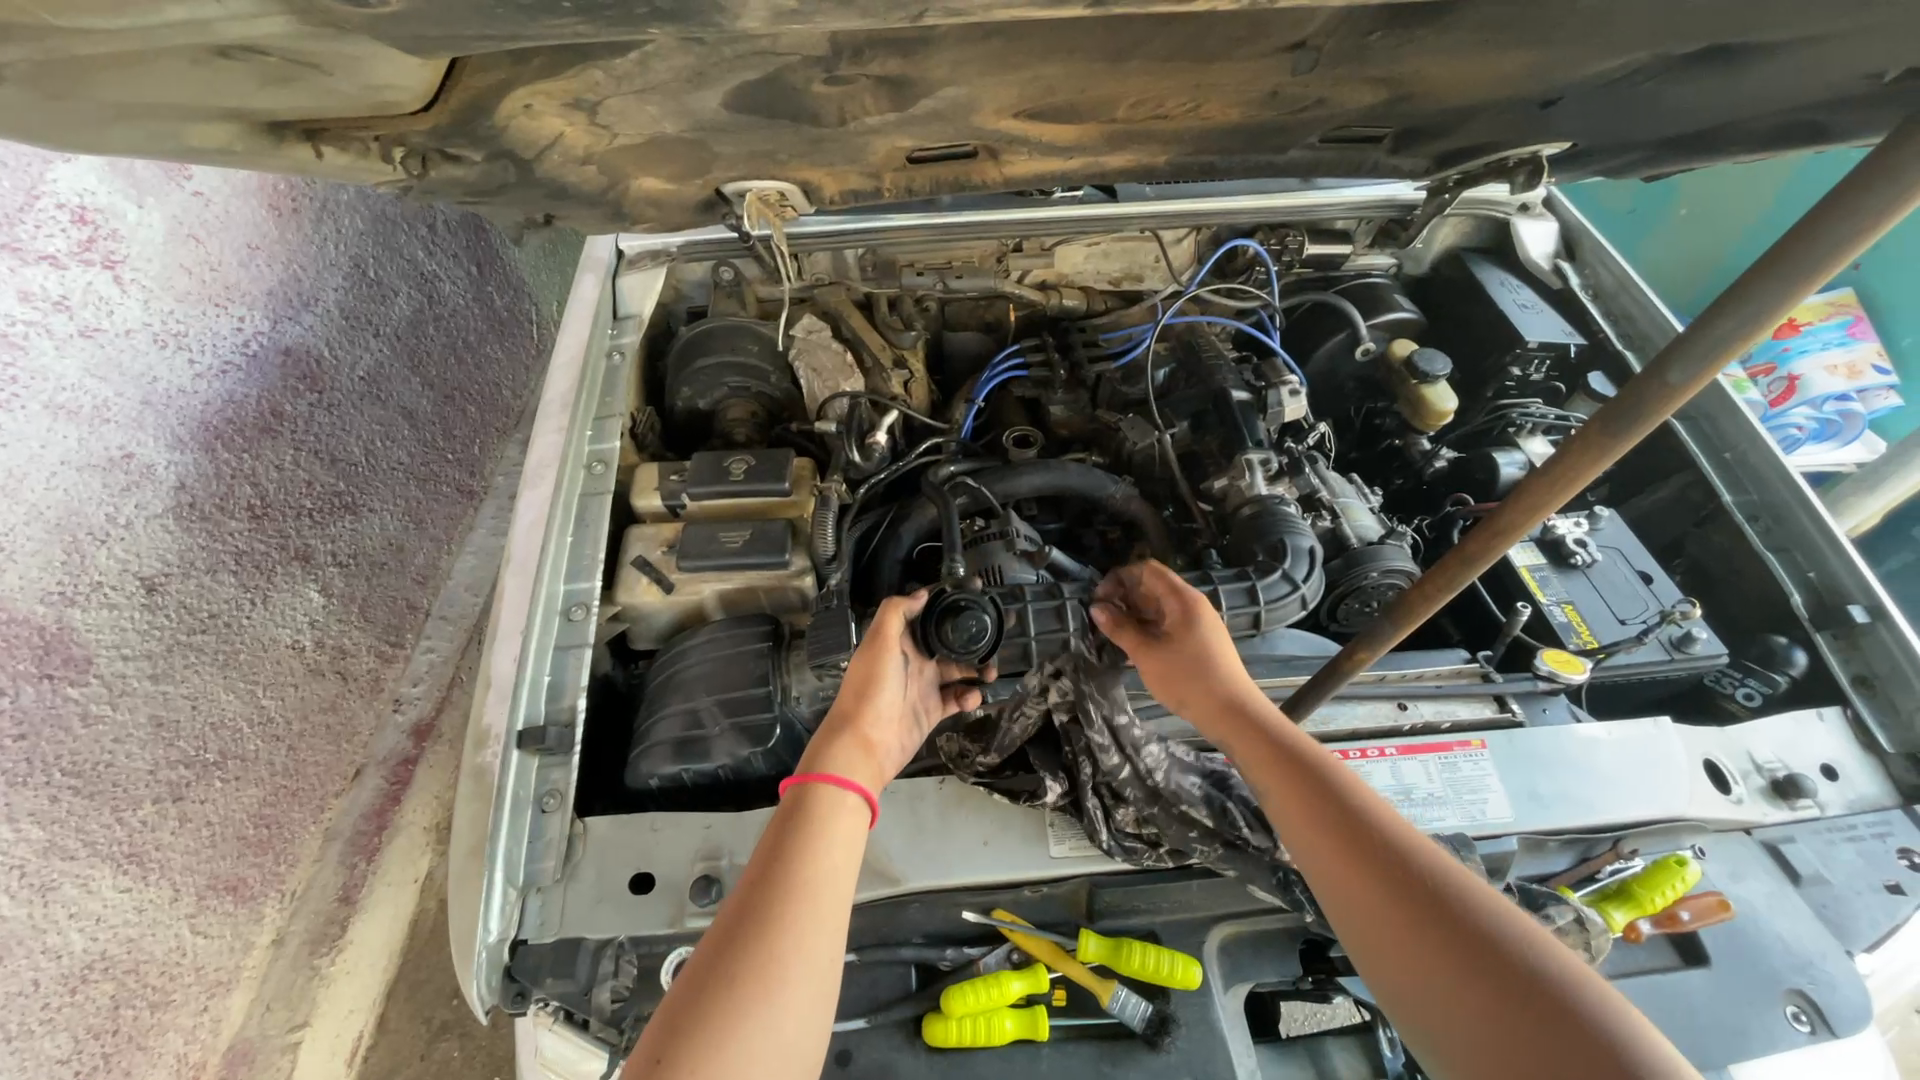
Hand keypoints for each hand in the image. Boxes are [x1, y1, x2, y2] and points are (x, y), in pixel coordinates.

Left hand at [797, 590, 994, 792]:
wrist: (865, 742)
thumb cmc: (871, 688)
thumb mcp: (879, 642)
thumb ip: (896, 612)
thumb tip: (922, 593)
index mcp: (899, 642)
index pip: (927, 618)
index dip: (949, 608)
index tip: (976, 598)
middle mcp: (913, 660)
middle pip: (948, 645)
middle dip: (971, 641)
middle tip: (995, 639)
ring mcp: (923, 686)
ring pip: (957, 671)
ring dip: (976, 669)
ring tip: (991, 672)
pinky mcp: (932, 711)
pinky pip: (956, 699)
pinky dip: (969, 697)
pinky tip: (972, 698)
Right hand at [1089, 560, 1264, 724]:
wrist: (1231, 712)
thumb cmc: (1187, 678)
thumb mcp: (1147, 653)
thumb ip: (1120, 627)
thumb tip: (1096, 607)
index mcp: (1182, 598)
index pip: (1146, 569)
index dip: (1120, 577)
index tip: (1100, 599)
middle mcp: (1191, 604)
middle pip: (1152, 587)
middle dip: (1124, 598)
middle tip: (1101, 620)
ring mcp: (1196, 623)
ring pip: (1159, 608)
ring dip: (1134, 616)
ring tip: (1111, 634)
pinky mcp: (1198, 640)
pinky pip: (1167, 624)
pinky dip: (1147, 629)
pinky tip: (1132, 647)